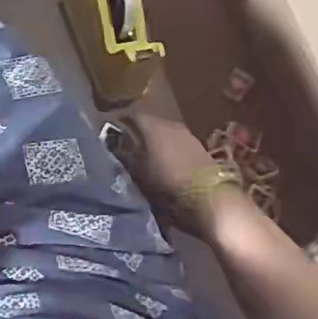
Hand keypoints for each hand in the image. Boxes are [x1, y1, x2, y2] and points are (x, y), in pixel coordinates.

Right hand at [118, 91, 249, 242]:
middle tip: (121, 151)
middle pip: (147, 125)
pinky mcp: (199, 150)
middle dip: (134, 135)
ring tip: (139, 161)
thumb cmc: (168, 187)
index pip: (129, 116)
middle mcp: (171, 125)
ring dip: (152, 145)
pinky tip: (160, 167)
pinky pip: (175, 146)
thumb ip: (123, 156)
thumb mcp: (137, 174)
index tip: (105, 137)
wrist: (211, 202)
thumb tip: (110, 145)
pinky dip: (165, 152)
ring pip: (163, 135)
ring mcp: (188, 137)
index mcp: (154, 126)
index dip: (117, 125)